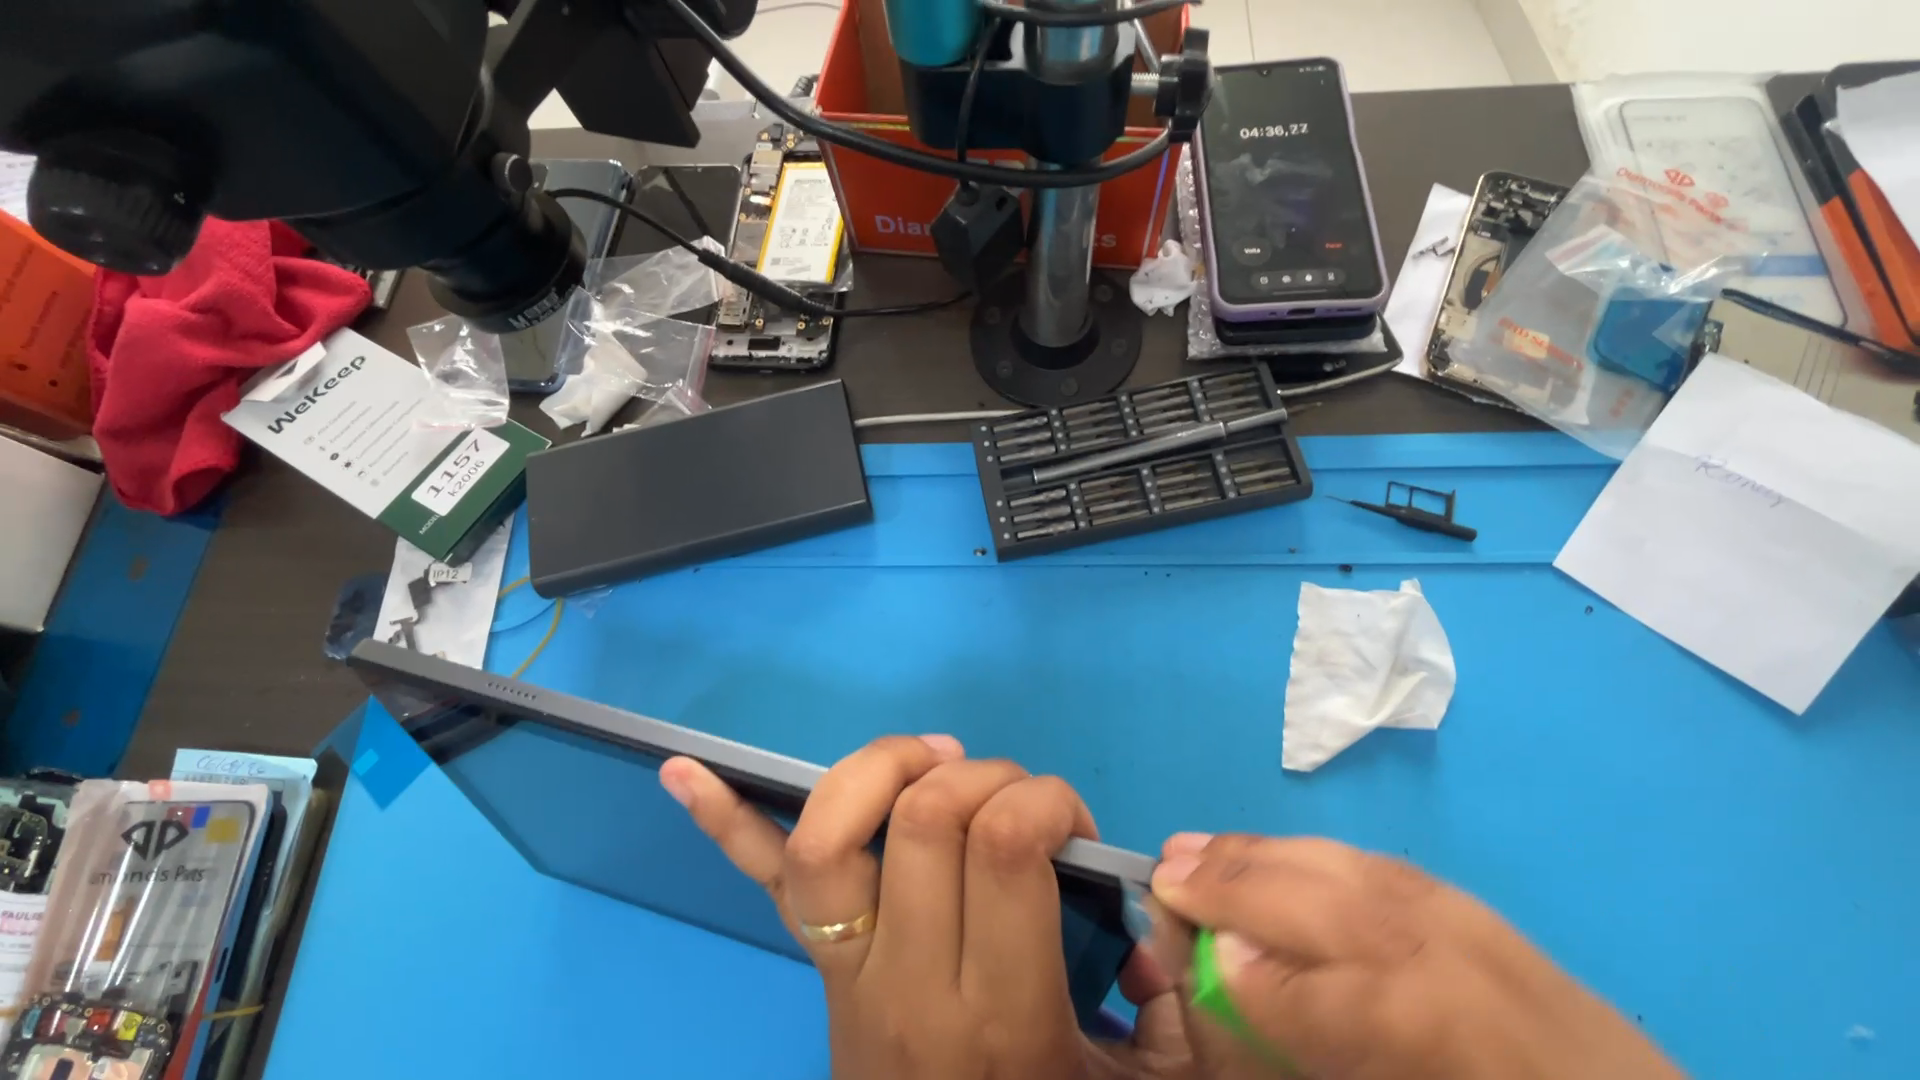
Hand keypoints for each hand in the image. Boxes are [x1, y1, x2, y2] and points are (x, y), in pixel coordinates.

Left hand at [660, 736, 1195, 1079]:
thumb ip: (1173, 1004)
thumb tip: (1149, 905)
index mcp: (999, 1011)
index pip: (1000, 843)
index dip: (1046, 800)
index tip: (1072, 824)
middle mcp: (908, 980)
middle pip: (923, 817)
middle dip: (984, 774)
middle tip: (1013, 796)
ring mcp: (846, 968)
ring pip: (829, 834)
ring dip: (881, 767)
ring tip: (931, 761)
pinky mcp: (817, 962)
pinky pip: (761, 883)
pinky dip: (722, 820)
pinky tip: (685, 771)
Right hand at [1149, 834, 1685, 1079]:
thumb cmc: (1480, 1076)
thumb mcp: (1395, 1073)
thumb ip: (1321, 1031)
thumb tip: (1244, 975)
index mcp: (1460, 1030)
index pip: (1365, 1004)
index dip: (1275, 986)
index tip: (1202, 960)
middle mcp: (1484, 975)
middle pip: (1352, 912)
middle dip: (1247, 886)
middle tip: (1167, 870)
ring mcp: (1487, 935)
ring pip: (1361, 874)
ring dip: (1267, 854)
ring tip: (1196, 847)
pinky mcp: (1479, 914)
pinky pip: (1381, 868)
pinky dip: (1311, 853)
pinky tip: (1270, 853)